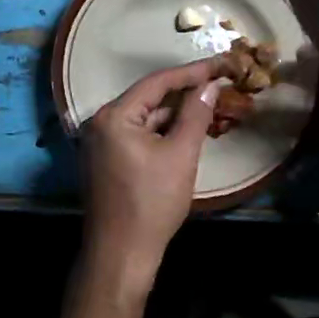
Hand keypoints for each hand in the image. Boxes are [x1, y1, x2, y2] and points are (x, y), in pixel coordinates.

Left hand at [80, 57, 224, 292]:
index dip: (191, 73)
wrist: (121, 253)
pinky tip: (185, 133)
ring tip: (208, 107)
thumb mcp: (180, 155)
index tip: (220, 64)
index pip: (156, 83)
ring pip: (143, 119)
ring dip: (173, 116)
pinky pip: (135, 135)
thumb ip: (195, 115)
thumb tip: (210, 85)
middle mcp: (99, 123)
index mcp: (113, 116)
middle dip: (183, 94)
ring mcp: (99, 142)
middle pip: (147, 99)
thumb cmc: (152, 203)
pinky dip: (160, 133)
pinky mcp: (104, 160)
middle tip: (217, 85)